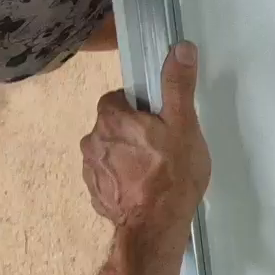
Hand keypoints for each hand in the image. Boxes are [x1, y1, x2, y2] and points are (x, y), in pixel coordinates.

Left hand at [80, 42, 210, 258]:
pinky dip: (123, 184)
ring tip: (155, 175)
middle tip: (162, 149)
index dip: (139, 108)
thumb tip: (180, 47)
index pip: (118, 99)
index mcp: (110, 117)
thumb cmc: (171, 174)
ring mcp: (90, 171)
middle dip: (133, 135)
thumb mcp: (183, 125)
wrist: (155, 228)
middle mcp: (91, 140)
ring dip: (127, 160)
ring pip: (110, 154)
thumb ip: (178, 86)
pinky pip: (109, 181)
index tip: (159, 123)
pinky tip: (144, 193)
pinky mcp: (96, 197)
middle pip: (113, 127)